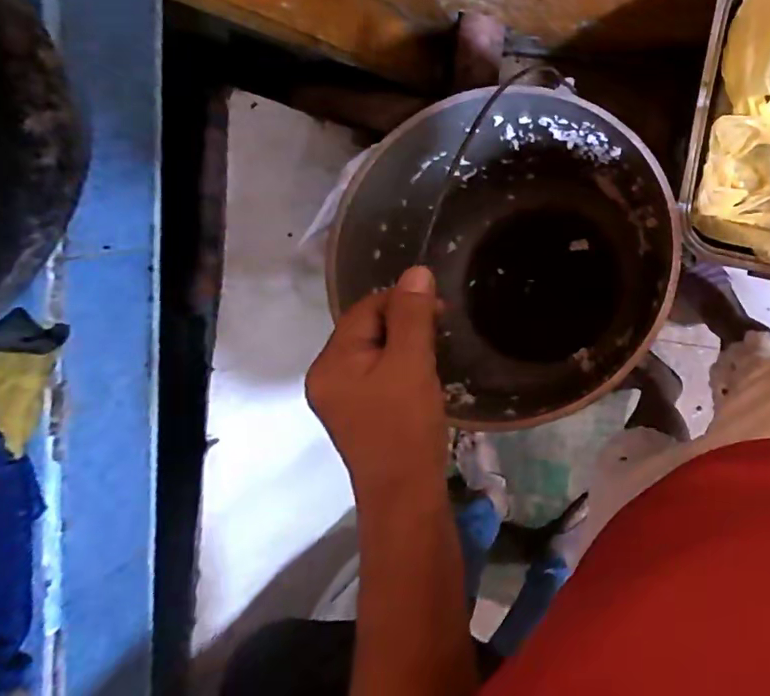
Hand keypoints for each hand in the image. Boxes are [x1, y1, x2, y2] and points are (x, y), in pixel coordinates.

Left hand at [307, 266, 448, 500]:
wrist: (406, 498)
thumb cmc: (406, 427)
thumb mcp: (411, 363)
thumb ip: (412, 315)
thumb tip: (416, 271)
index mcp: (330, 363)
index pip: (365, 309)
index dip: (402, 300)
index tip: (440, 308)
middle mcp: (327, 377)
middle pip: (367, 328)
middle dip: (405, 321)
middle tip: (442, 327)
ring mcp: (342, 398)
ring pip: (376, 351)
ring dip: (406, 343)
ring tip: (436, 350)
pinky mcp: (361, 414)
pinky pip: (379, 373)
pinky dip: (402, 365)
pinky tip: (424, 374)